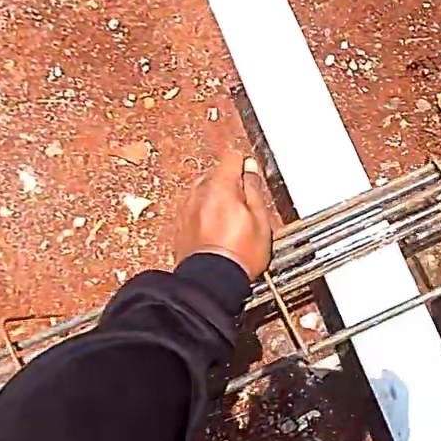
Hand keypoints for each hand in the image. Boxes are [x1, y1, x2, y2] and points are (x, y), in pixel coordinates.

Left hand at [174, 149, 273, 278]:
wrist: (211, 282)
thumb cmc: (240, 253)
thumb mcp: (260, 219)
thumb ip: (253, 189)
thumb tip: (250, 168)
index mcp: (221, 187)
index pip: (231, 158)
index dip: (244, 164)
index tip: (251, 177)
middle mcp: (199, 193)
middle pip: (216, 174)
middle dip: (230, 184)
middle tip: (245, 205)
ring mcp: (186, 208)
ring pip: (204, 192)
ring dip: (216, 199)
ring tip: (231, 221)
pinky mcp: (180, 225)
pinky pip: (195, 209)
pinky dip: (205, 213)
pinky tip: (217, 230)